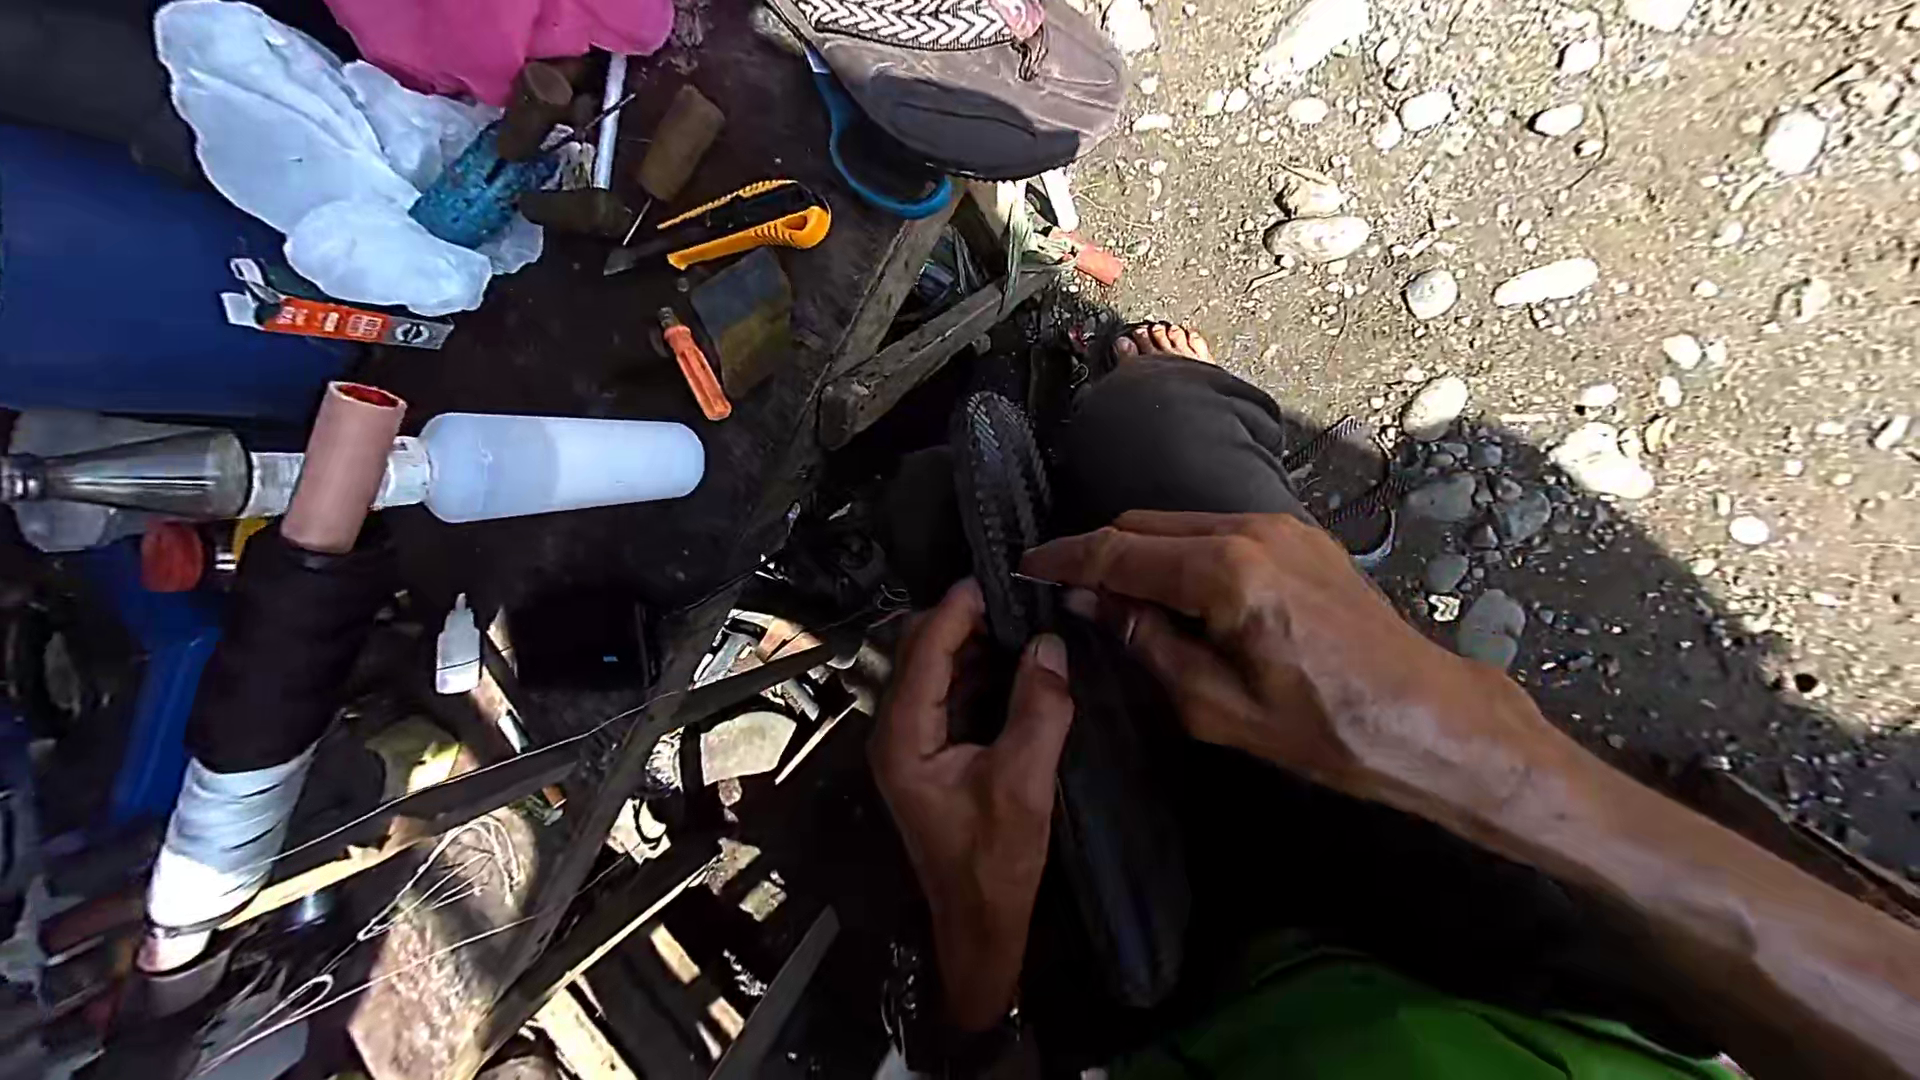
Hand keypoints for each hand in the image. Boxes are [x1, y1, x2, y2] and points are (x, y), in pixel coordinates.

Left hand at [870, 579, 1073, 1030]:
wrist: (978, 927)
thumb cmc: (994, 864)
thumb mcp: (1023, 785)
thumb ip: (1038, 710)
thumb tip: (1050, 645)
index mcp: (903, 736)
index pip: (924, 651)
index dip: (955, 610)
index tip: (991, 579)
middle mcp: (895, 729)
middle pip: (919, 651)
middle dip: (962, 620)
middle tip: (1012, 599)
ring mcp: (910, 738)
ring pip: (933, 666)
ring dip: (970, 641)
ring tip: (1016, 620)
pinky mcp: (929, 747)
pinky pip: (947, 689)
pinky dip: (975, 667)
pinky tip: (1010, 659)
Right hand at [1022, 511, 1558, 826]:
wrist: (1434, 721)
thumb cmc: (1323, 729)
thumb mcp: (1213, 706)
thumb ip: (1144, 641)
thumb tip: (1090, 600)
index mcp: (1226, 573)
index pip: (1117, 552)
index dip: (1064, 558)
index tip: (1027, 564)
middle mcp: (1249, 529)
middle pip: (1140, 524)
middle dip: (1095, 552)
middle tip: (1066, 589)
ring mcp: (1277, 525)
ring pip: (1173, 522)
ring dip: (1134, 551)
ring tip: (1114, 597)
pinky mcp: (1295, 534)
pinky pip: (1209, 529)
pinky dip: (1173, 551)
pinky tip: (1169, 589)